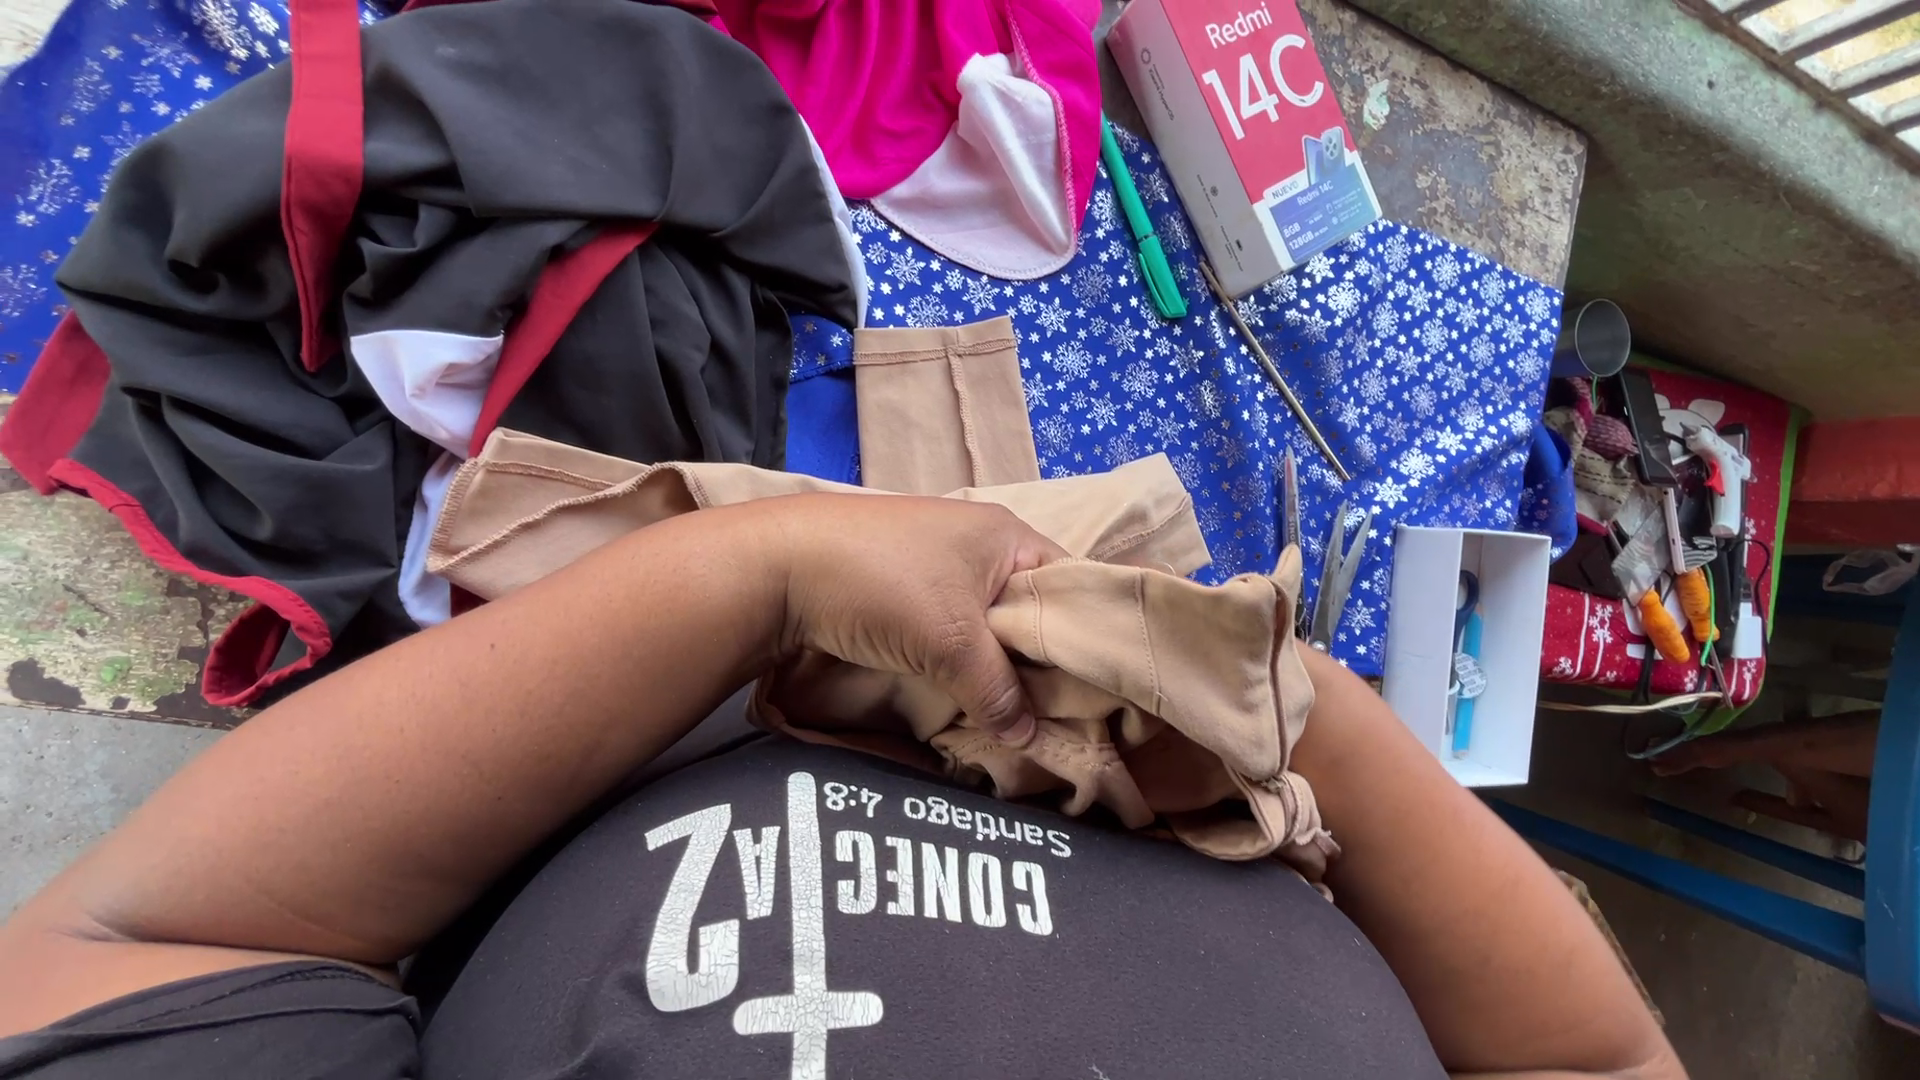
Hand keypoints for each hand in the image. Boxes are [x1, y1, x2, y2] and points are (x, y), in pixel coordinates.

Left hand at [766, 494, 1067, 744]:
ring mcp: (942, 566)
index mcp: (1008, 536)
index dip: (1086, 638)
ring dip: (996, 669)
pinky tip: (968, 698)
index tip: (1094, 693)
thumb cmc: (883, 585)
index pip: (1072, 587)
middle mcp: (982, 544)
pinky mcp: (909, 591)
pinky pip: (956, 633)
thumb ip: (999, 690)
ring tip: (1013, 716)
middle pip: (1032, 612)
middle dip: (1039, 663)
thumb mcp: (952, 642)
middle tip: (1056, 717)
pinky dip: (963, 664)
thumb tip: (1028, 736)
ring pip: (991, 628)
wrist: (779, 567)